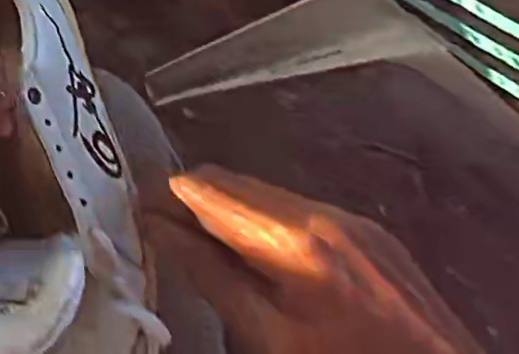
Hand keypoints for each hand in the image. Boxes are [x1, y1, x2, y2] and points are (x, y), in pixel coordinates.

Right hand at [146, 165, 482, 353]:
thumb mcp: (270, 338)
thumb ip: (207, 273)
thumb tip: (154, 223)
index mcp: (293, 241)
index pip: (200, 188)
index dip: (165, 197)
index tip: (144, 215)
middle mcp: (321, 213)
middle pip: (228, 180)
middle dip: (194, 201)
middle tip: (173, 233)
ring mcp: (353, 219)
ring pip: (259, 190)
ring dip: (229, 209)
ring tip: (220, 250)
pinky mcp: (374, 232)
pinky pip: (295, 207)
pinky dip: (265, 220)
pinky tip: (268, 258)